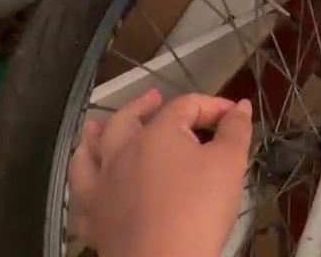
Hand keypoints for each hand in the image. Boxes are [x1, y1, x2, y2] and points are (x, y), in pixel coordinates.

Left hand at [69, 89, 253, 256]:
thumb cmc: (199, 208)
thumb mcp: (230, 162)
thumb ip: (235, 129)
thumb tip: (239, 107)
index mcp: (156, 135)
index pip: (184, 106)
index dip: (211, 105)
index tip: (232, 116)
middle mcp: (121, 156)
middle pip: (125, 121)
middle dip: (141, 106)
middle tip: (152, 98)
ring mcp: (100, 191)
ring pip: (87, 157)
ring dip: (94, 139)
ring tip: (96, 129)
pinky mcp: (93, 223)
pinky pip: (81, 198)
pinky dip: (86, 184)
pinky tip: (92, 184)